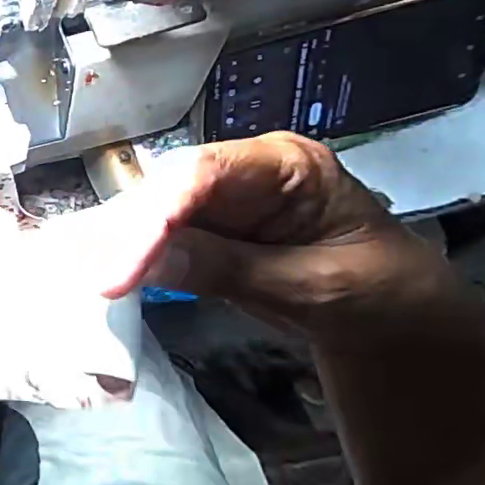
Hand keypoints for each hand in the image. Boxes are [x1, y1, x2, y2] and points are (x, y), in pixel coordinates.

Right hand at [95, 132, 481, 347]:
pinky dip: (129, 259)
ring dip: (117, 244)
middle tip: (91, 272)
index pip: (204, 174)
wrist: (398, 321)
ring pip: (151, 212)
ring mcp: (216, 201)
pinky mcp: (200, 231)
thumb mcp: (316, 287)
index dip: (156, 216)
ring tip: (86, 273)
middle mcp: (239, 172)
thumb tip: (141, 265)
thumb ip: (228, 269)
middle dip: (127, 231)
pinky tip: (103, 271)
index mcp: (285, 163)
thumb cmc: (380, 294)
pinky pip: (155, 239)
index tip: (122, 266)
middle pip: (166, 188)